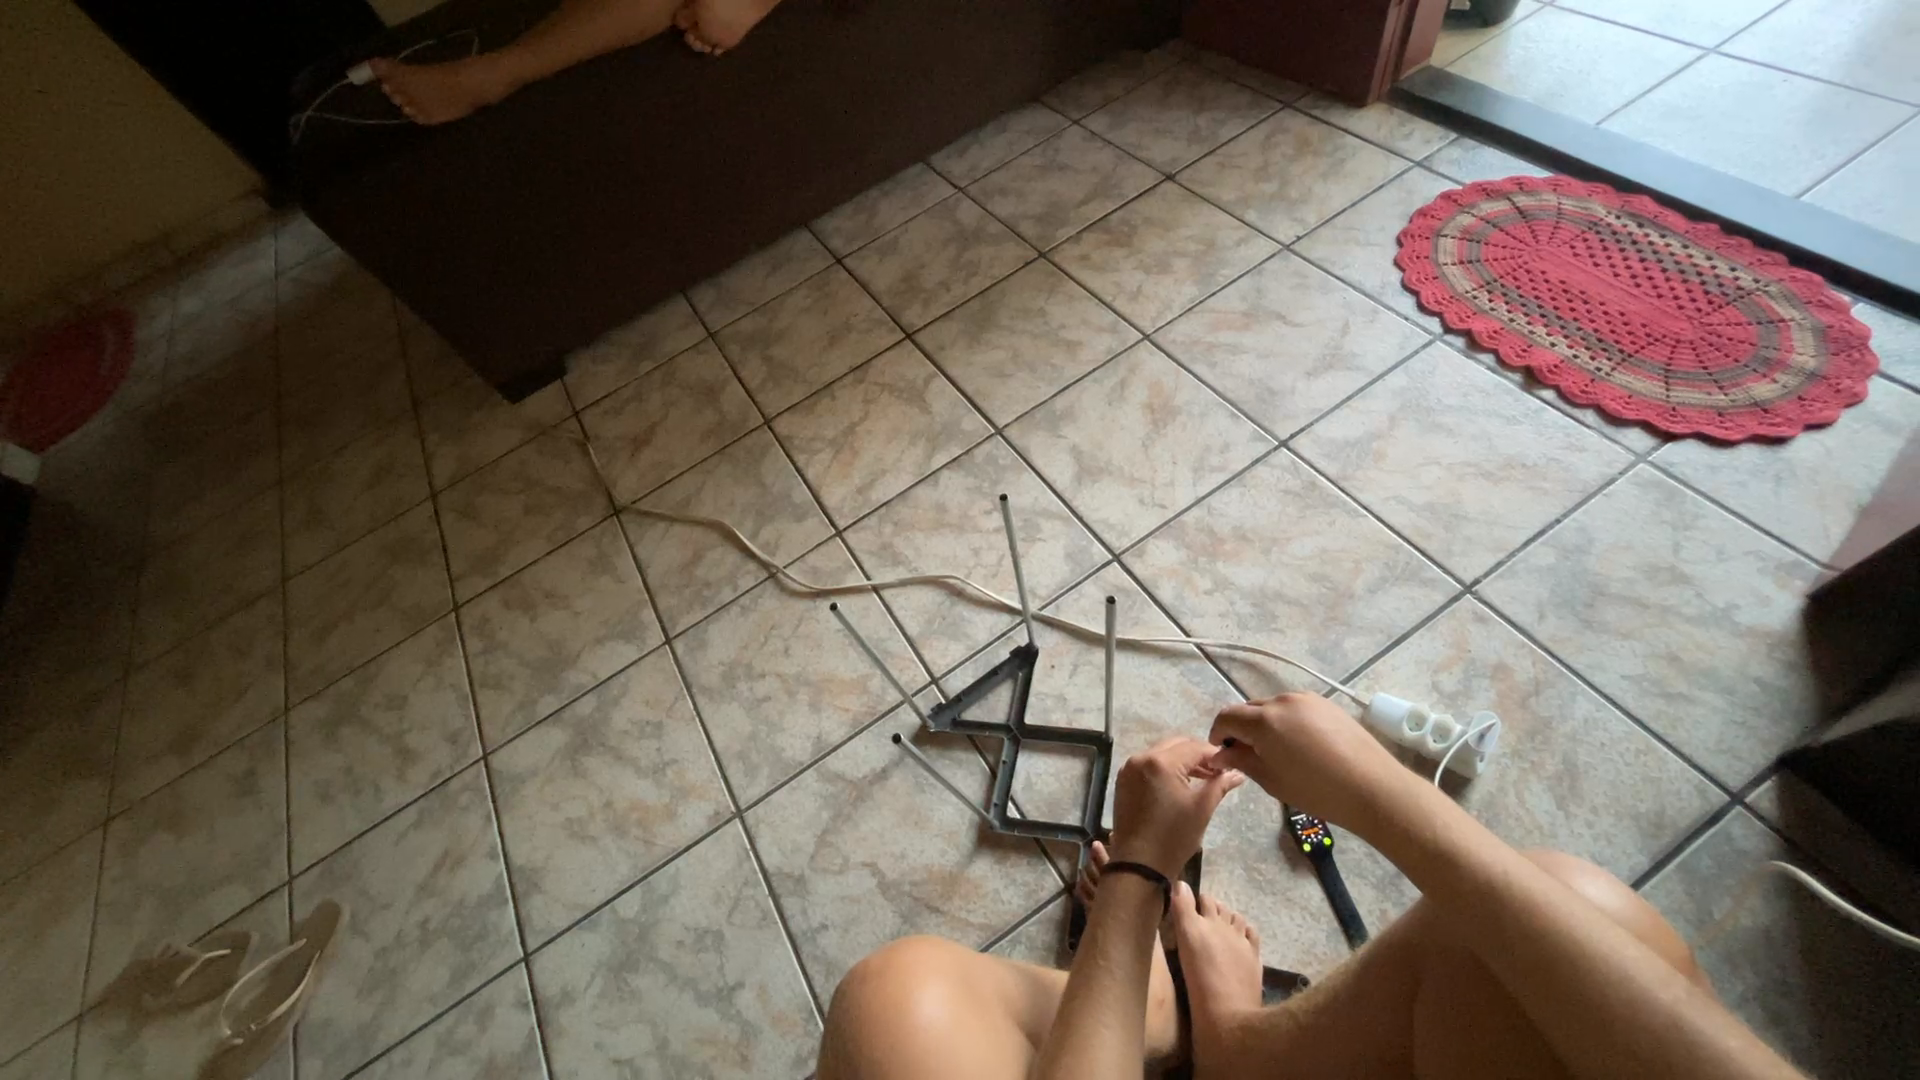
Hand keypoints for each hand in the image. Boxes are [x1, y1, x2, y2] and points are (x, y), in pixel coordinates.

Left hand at [1109, 737, 1244, 878]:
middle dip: (1197, 755)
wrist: (1139, 863)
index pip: (1193, 747)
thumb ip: (1219, 785)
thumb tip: (1237, 773)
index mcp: (1160, 762)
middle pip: (1175, 745)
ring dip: (1181, 762)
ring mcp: (1129, 768)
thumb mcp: (1201, 809)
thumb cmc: (1174, 837)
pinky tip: (1179, 784)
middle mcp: (1141, 757)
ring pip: (1161, 753)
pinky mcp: (1123, 780)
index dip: (1214, 754)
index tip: (1229, 766)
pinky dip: (1165, 769)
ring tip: (1202, 778)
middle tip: (1216, 772)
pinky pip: (1148, 764)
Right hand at [1207, 693, 1411, 833]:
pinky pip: (1295, 708)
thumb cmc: (1317, 791)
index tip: (1222, 752)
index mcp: (1263, 720)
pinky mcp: (1327, 704)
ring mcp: (1307, 699)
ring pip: (1272, 708)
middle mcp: (1282, 701)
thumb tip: (1220, 754)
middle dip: (1241, 729)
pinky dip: (1287, 721)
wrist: (1375, 789)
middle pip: (1248, 709)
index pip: (1226, 717)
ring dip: (1265, 724)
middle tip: (1248, 755)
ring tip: (1277, 751)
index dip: (1218, 734)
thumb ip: (1241, 761)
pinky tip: (1301, 745)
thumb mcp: (1271, 780)